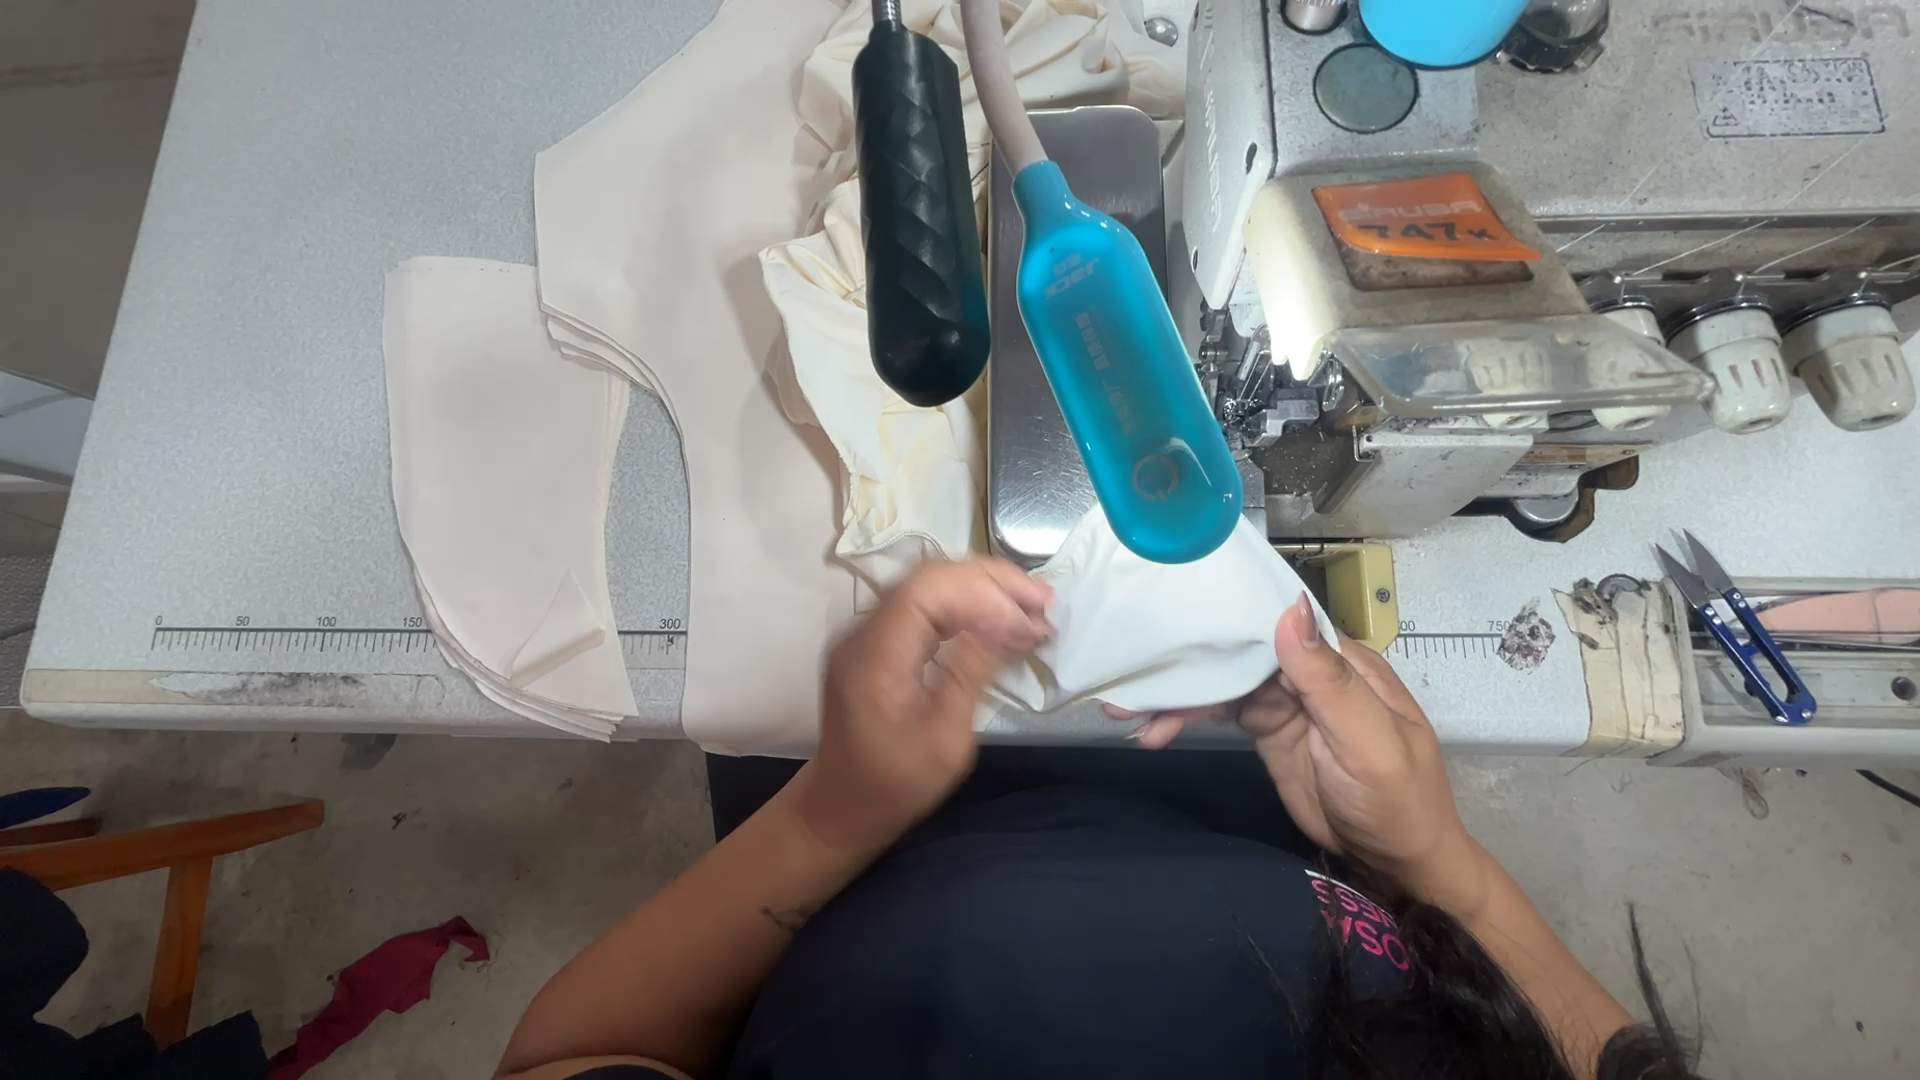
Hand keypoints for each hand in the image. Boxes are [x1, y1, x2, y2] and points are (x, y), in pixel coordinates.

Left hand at [799, 559, 1051, 856]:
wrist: (840, 808)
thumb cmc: (894, 786)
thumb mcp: (944, 741)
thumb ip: (971, 673)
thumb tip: (1010, 622)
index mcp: (872, 656)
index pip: (926, 592)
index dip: (982, 591)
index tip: (1028, 615)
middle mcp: (862, 632)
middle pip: (927, 577)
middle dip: (990, 581)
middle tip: (1043, 599)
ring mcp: (866, 634)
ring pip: (927, 585)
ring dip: (981, 588)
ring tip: (1031, 604)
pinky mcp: (877, 642)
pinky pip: (922, 606)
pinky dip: (964, 605)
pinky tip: (998, 617)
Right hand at [1108, 596, 1487, 915]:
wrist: (1394, 866)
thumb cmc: (1396, 802)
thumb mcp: (1369, 742)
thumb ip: (1329, 680)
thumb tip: (1290, 608)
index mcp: (1341, 661)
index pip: (1278, 621)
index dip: (1227, 616)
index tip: (1174, 614)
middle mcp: (1308, 671)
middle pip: (1240, 650)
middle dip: (1187, 659)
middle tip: (1132, 671)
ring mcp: (1283, 699)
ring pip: (1222, 680)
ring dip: (1177, 694)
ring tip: (1126, 711)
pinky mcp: (1264, 727)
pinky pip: (1218, 710)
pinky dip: (1186, 718)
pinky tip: (1154, 731)